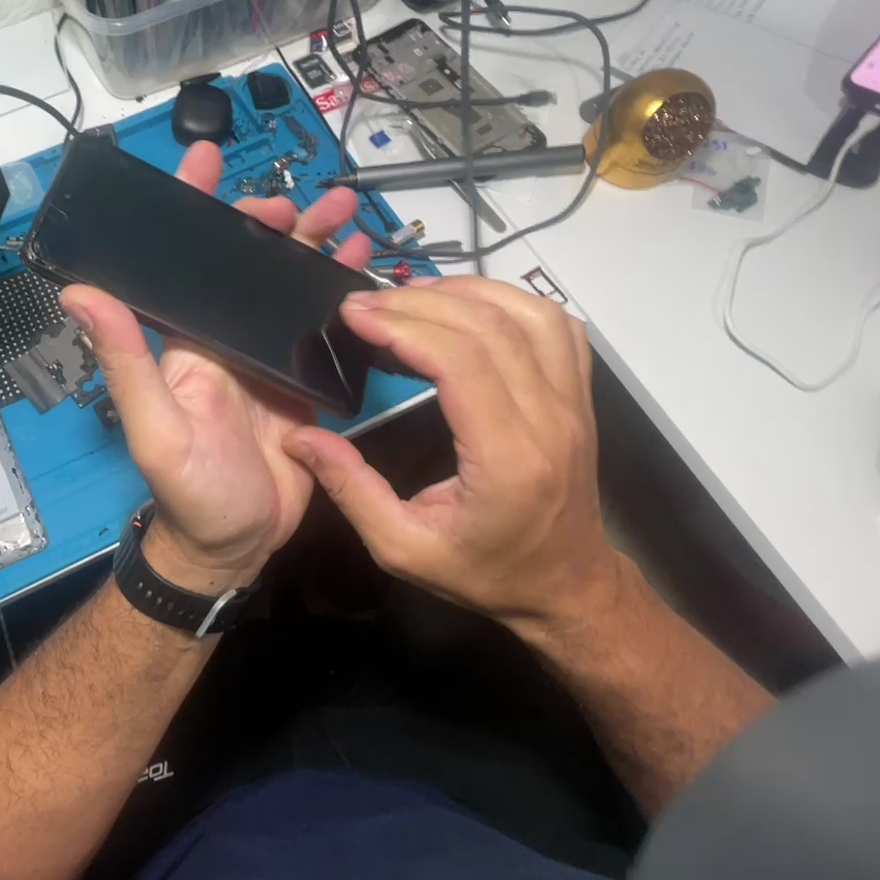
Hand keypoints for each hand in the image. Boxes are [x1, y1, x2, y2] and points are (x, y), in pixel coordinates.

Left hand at [59, 142, 371, 594]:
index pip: (184, 261)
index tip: (206, 158)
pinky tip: (367, 273)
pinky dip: (344, 298)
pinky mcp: (304, 382)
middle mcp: (226, 338)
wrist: (239, 545)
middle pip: (248, 265)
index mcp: (188, 341)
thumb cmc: (190, 493)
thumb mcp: (155, 428)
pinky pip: (323, 329)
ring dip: (314, 249)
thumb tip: (80, 293)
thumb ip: (126, 362)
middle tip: (304, 202)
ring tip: (347, 215)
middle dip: (273, 223)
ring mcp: (268, 358)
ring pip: (290, 288)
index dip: (194, 209)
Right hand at [282, 276, 625, 633]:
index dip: (402, 325)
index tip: (353, 313)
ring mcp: (573, 403)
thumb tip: (299, 438)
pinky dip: (509, 300)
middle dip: (417, 302)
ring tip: (408, 295)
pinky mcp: (580, 396)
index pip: (460, 361)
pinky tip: (467, 305)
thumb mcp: (402, 547)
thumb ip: (350, 489)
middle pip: (488, 327)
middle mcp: (549, 419)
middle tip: (362, 302)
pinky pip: (555, 326)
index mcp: (506, 458)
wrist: (566, 587)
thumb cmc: (485, 572)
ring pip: (528, 313)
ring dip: (465, 291)